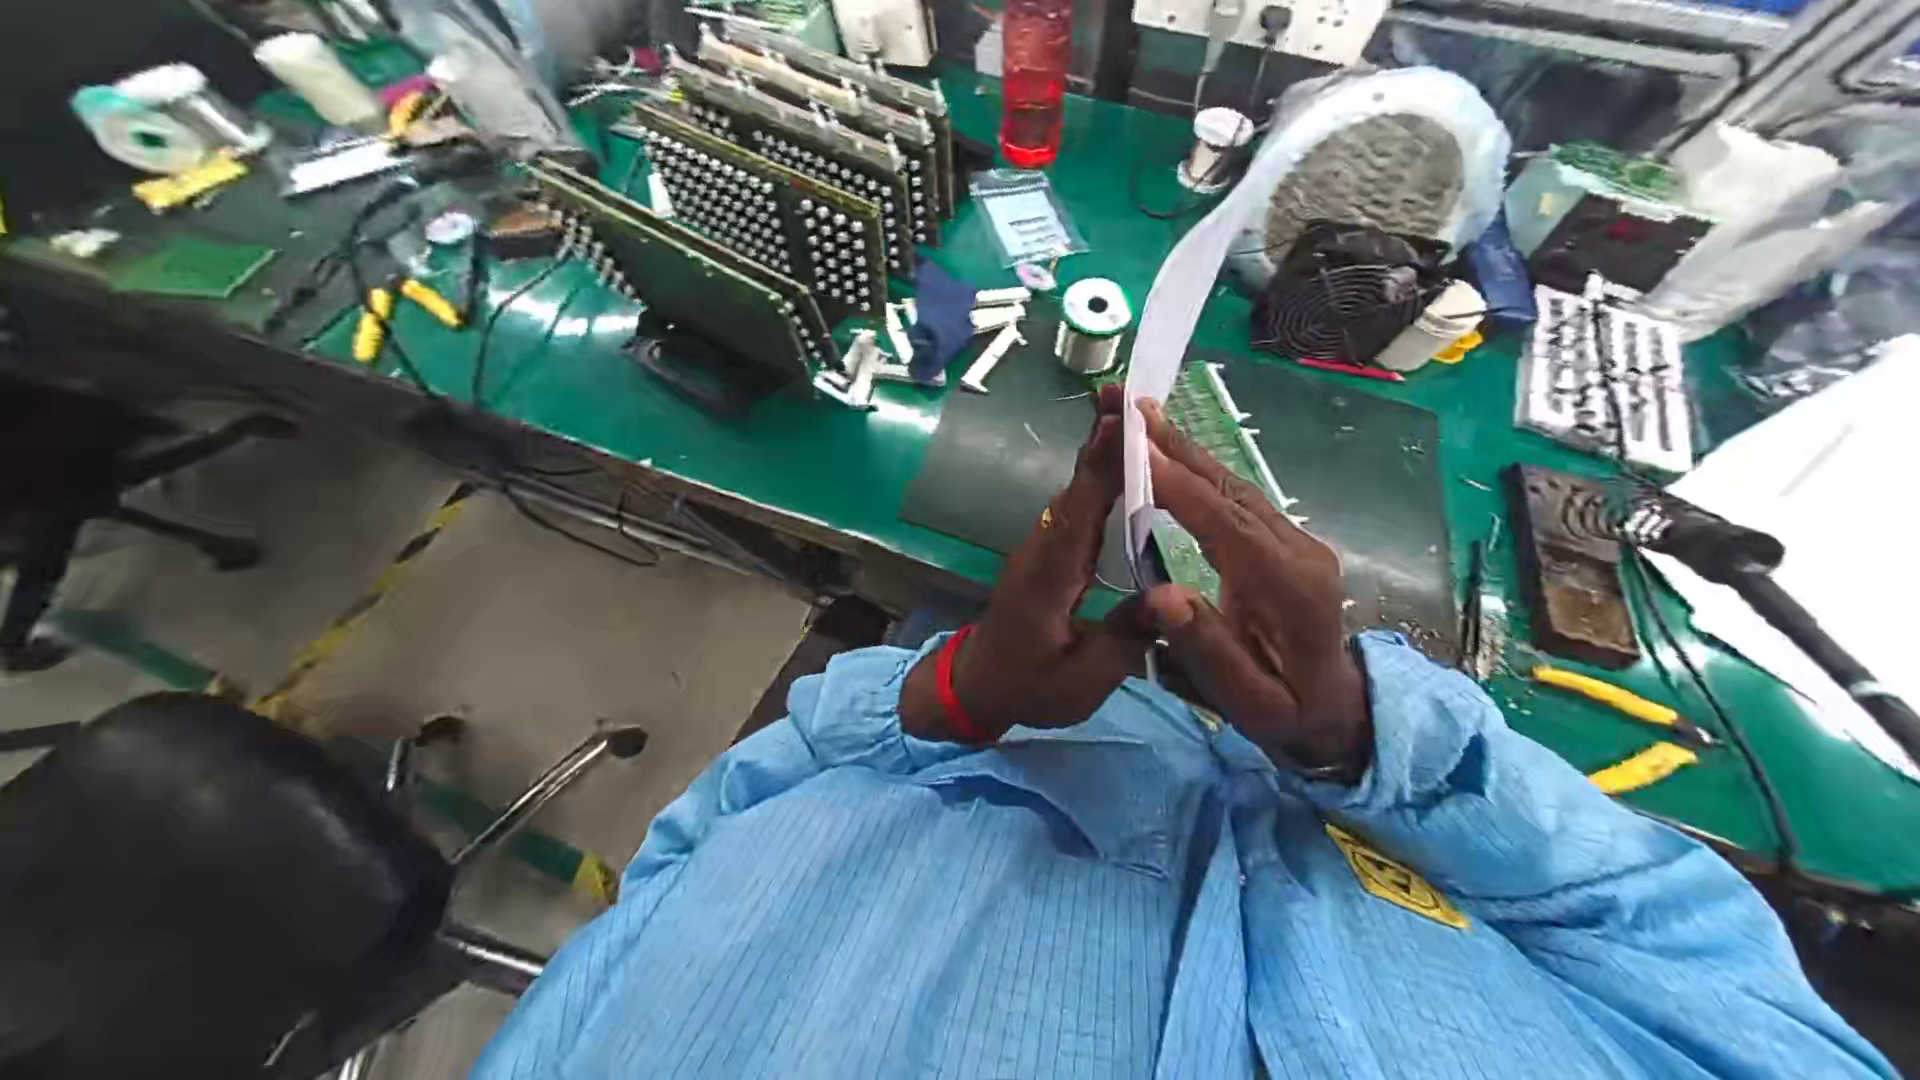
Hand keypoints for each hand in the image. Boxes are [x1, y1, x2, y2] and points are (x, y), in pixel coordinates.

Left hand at [901, 384, 1154, 741]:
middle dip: (1104, 440)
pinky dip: (1100, 479)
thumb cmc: (1027, 685)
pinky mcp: (1051, 554)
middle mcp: (1046, 548)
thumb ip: (1126, 638)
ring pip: (1078, 492)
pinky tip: (1121, 464)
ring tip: (1133, 414)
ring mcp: (1046, 547)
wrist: (980, 685)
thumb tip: (1175, 599)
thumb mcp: (1082, 679)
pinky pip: (1079, 508)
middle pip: (1078, 487)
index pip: (1080, 509)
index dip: (1101, 463)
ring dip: (1103, 453)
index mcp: (1051, 573)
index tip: (1120, 418)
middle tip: (1130, 392)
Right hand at [1137, 398, 1372, 776]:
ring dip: (1186, 450)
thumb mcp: (1246, 701)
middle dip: (1178, 446)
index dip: (1179, 485)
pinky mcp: (1284, 540)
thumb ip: (1207, 649)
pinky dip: (1199, 472)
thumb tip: (1160, 597)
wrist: (1337, 710)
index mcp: (1288, 587)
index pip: (1226, 524)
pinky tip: (1173, 455)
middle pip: (1231, 489)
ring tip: (1142, 418)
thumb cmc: (1286, 711)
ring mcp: (1295, 540)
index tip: (1136, 447)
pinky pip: (1237, 497)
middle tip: (1131, 406)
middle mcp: (1297, 549)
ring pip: (1234, 485)